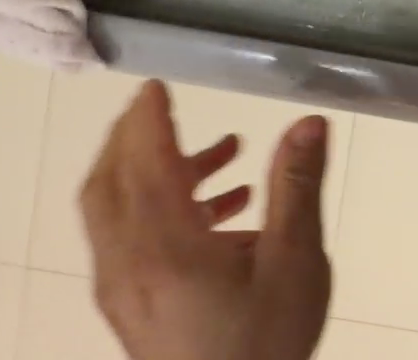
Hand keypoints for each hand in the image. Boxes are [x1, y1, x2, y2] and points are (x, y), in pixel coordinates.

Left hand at [80, 80, 332, 359]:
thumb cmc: (266, 333)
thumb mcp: (296, 257)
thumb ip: (296, 186)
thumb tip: (308, 121)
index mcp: (166, 247)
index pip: (147, 167)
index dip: (149, 122)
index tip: (155, 83)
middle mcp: (128, 263)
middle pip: (109, 188)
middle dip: (131, 139)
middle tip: (164, 102)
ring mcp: (124, 287)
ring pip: (115, 213)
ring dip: (154, 170)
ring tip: (227, 148)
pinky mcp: (134, 303)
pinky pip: (129, 237)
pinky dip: (161, 204)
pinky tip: (226, 207)